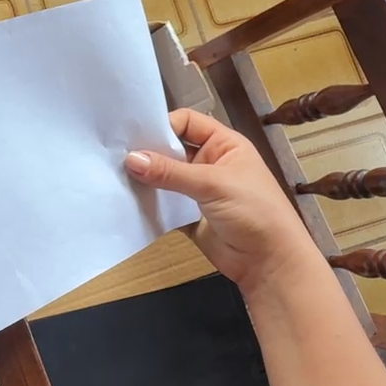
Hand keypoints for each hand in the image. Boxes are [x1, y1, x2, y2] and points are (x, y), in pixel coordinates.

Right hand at [125, 109, 319, 292]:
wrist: (269, 263)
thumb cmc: (253, 211)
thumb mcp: (213, 184)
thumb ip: (170, 172)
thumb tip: (130, 159)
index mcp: (223, 144)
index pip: (186, 122)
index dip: (163, 125)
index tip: (134, 134)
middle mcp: (209, 162)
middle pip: (172, 148)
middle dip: (148, 151)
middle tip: (116, 153)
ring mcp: (197, 189)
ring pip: (164, 175)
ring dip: (145, 177)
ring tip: (115, 174)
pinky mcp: (187, 214)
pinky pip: (163, 201)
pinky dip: (148, 200)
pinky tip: (126, 198)